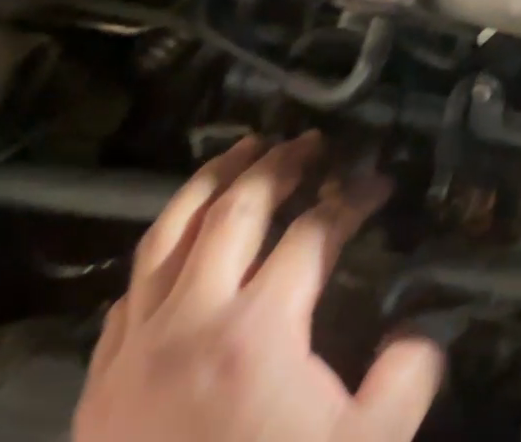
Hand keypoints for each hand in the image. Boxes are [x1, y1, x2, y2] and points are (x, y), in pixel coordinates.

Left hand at [75, 132, 444, 441]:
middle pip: (234, 210)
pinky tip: (180, 241)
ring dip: (210, 182)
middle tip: (311, 143)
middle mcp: (189, 318)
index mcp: (257, 330)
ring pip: (167, 233)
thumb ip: (409, 378)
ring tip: (243, 150)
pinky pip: (131, 286)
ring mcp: (134, 345)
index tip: (378, 184)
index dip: (352, 198)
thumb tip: (419, 332)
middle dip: (279, 165)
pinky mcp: (101, 378)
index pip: (313, 232)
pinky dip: (163, 245)